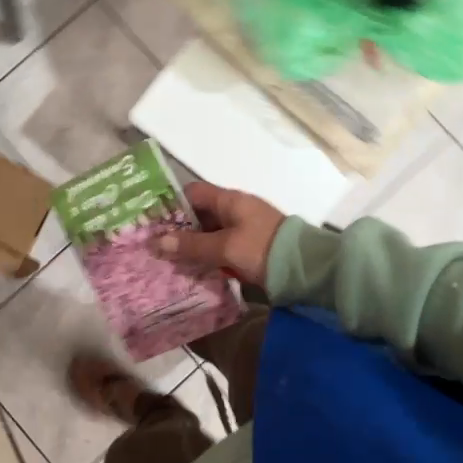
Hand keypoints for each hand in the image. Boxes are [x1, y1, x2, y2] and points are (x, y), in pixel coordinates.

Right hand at [156, 182, 285, 286]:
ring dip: (194, 245)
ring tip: (171, 261)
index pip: (193, 192)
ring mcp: (246, 228)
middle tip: (157, 246)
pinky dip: (210, 255)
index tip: (153, 221)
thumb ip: (192, 245)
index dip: (172, 204)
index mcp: (230, 200)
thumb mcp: (224, 248)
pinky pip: (223, 246)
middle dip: (179, 229)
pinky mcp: (253, 246)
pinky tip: (197, 270)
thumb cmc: (263, 250)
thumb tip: (157, 241)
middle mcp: (236, 209)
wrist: (309, 269)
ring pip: (211, 232)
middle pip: (200, 214)